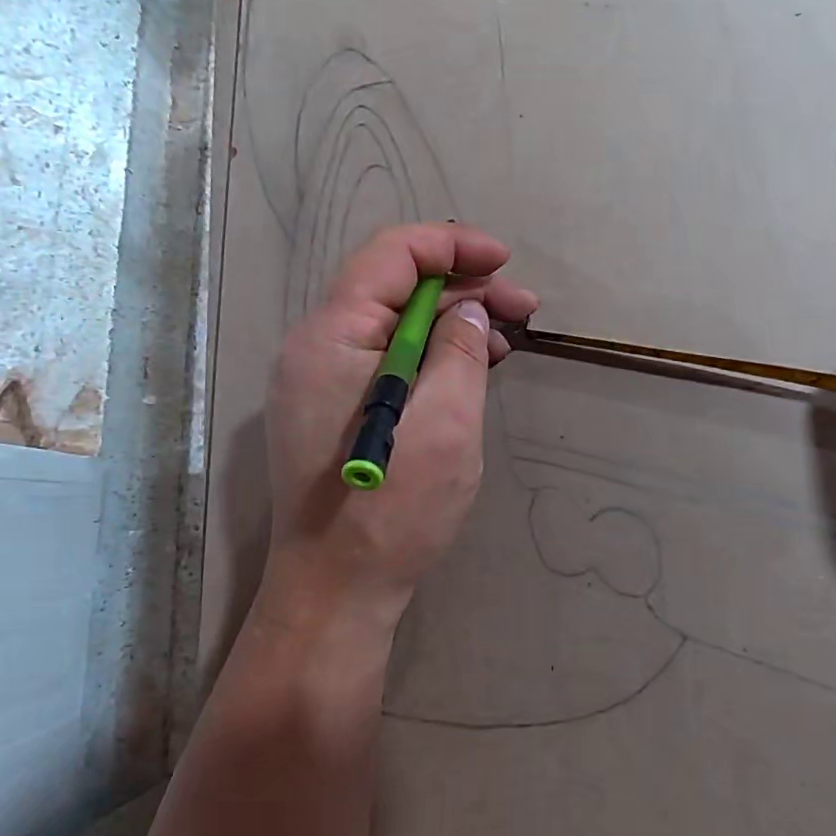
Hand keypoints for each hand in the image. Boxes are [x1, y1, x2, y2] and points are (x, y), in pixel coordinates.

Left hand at [263, 223, 539, 622]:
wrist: (336, 590)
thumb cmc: (392, 510)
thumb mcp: (446, 421)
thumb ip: (460, 350)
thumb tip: (468, 309)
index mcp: (330, 336)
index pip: (390, 255)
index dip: (451, 246)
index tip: (503, 262)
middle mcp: (313, 347)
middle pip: (391, 289)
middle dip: (459, 290)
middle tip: (522, 311)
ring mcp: (316, 381)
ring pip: (389, 327)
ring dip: (447, 325)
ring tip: (504, 342)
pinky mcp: (329, 410)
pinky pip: (381, 362)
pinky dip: (425, 358)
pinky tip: (467, 368)